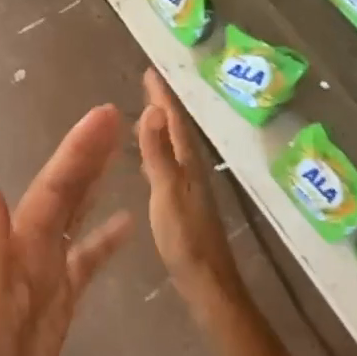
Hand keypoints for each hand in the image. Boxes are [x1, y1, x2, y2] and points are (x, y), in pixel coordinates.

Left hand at [0, 104, 134, 355]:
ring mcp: (46, 274)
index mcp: (15, 240)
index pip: (53, 186)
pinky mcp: (59, 303)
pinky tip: (126, 224)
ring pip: (76, 218)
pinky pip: (86, 262)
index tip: (105, 115)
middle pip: (66, 192)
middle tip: (119, 119)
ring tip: (123, 154)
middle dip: (90, 156)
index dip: (78, 150)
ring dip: (95, 187)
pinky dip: (104, 242)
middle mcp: (31, 247)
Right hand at [136, 69, 244, 317]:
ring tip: (147, 113)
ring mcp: (191, 188)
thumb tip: (153, 108)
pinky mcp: (185, 204)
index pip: (173, 121)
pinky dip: (159, 151)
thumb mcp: (166, 192)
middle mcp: (193, 170)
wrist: (208, 284)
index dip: (162, 96)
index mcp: (188, 164)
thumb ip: (158, 152)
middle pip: (177, 129)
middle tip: (148, 84)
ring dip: (162, 127)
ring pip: (176, 147)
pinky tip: (150, 160)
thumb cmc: (185, 238)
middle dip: (163, 106)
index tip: (150, 71)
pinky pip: (171, 164)